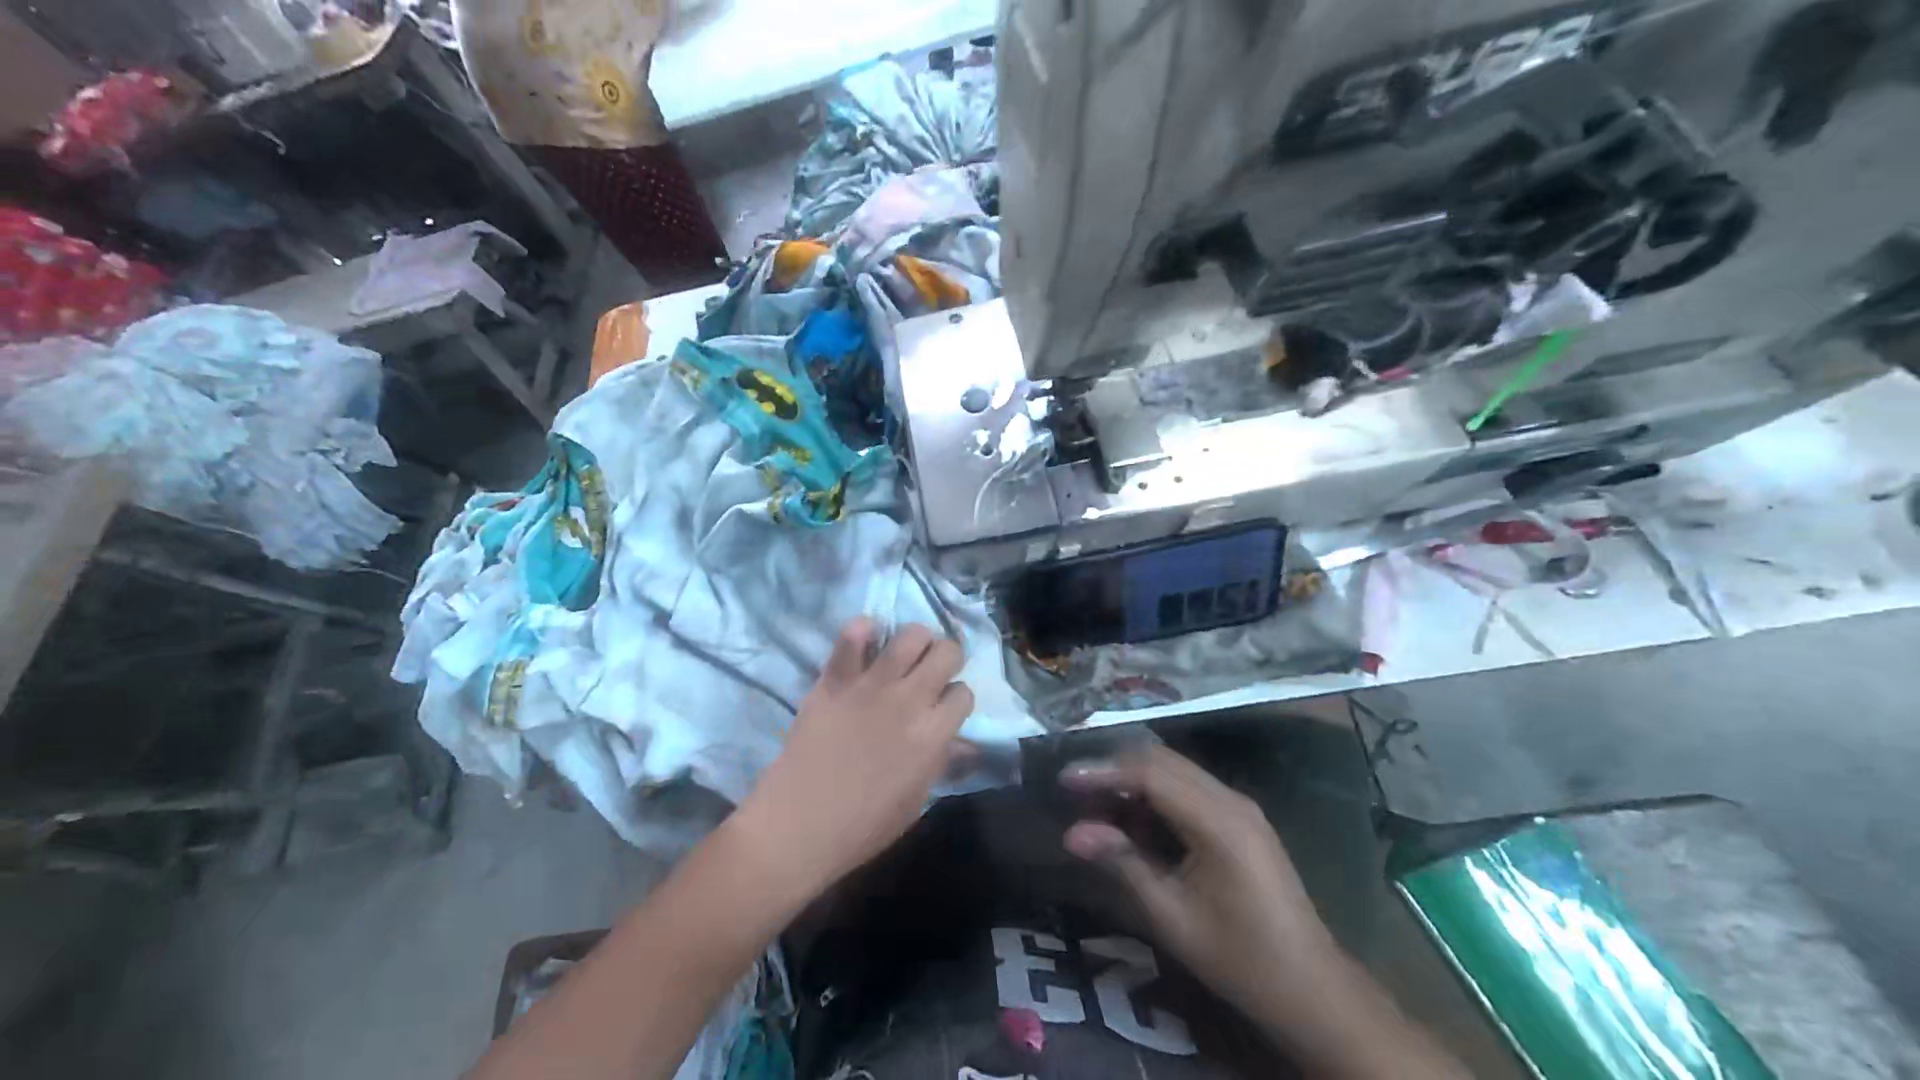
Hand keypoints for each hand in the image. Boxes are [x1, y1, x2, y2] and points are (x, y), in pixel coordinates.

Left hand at [732, 618, 974, 902]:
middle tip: (930, 674)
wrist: (797, 825)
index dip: (956, 699)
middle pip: (948, 652)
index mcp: (932, 735)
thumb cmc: (862, 826)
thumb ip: (941, 764)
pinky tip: (864, 643)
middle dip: (947, 658)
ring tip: (902, 656)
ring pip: (911, 635)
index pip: (964, 693)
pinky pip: (853, 635)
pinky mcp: (835, 679)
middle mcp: (909, 700)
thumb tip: (966, 746)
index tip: (944, 709)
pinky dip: (862, 632)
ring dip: (914, 641)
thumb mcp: (915, 802)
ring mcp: (871, 685)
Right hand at [1060, 745, 1339, 1017]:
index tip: (1064, 780)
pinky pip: (1189, 786)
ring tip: (1097, 807)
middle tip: (1076, 793)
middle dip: (1115, 769)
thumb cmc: (1239, 957)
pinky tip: (1134, 818)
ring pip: (1175, 769)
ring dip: (1133, 779)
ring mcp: (1240, 806)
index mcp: (1219, 822)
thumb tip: (1073, 834)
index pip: (1150, 773)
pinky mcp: (1241, 817)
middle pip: (1162, 760)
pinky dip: (1155, 792)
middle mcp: (1231, 800)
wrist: (1309, 985)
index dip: (1104, 772)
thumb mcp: (1172, 916)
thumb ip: (1124, 864)